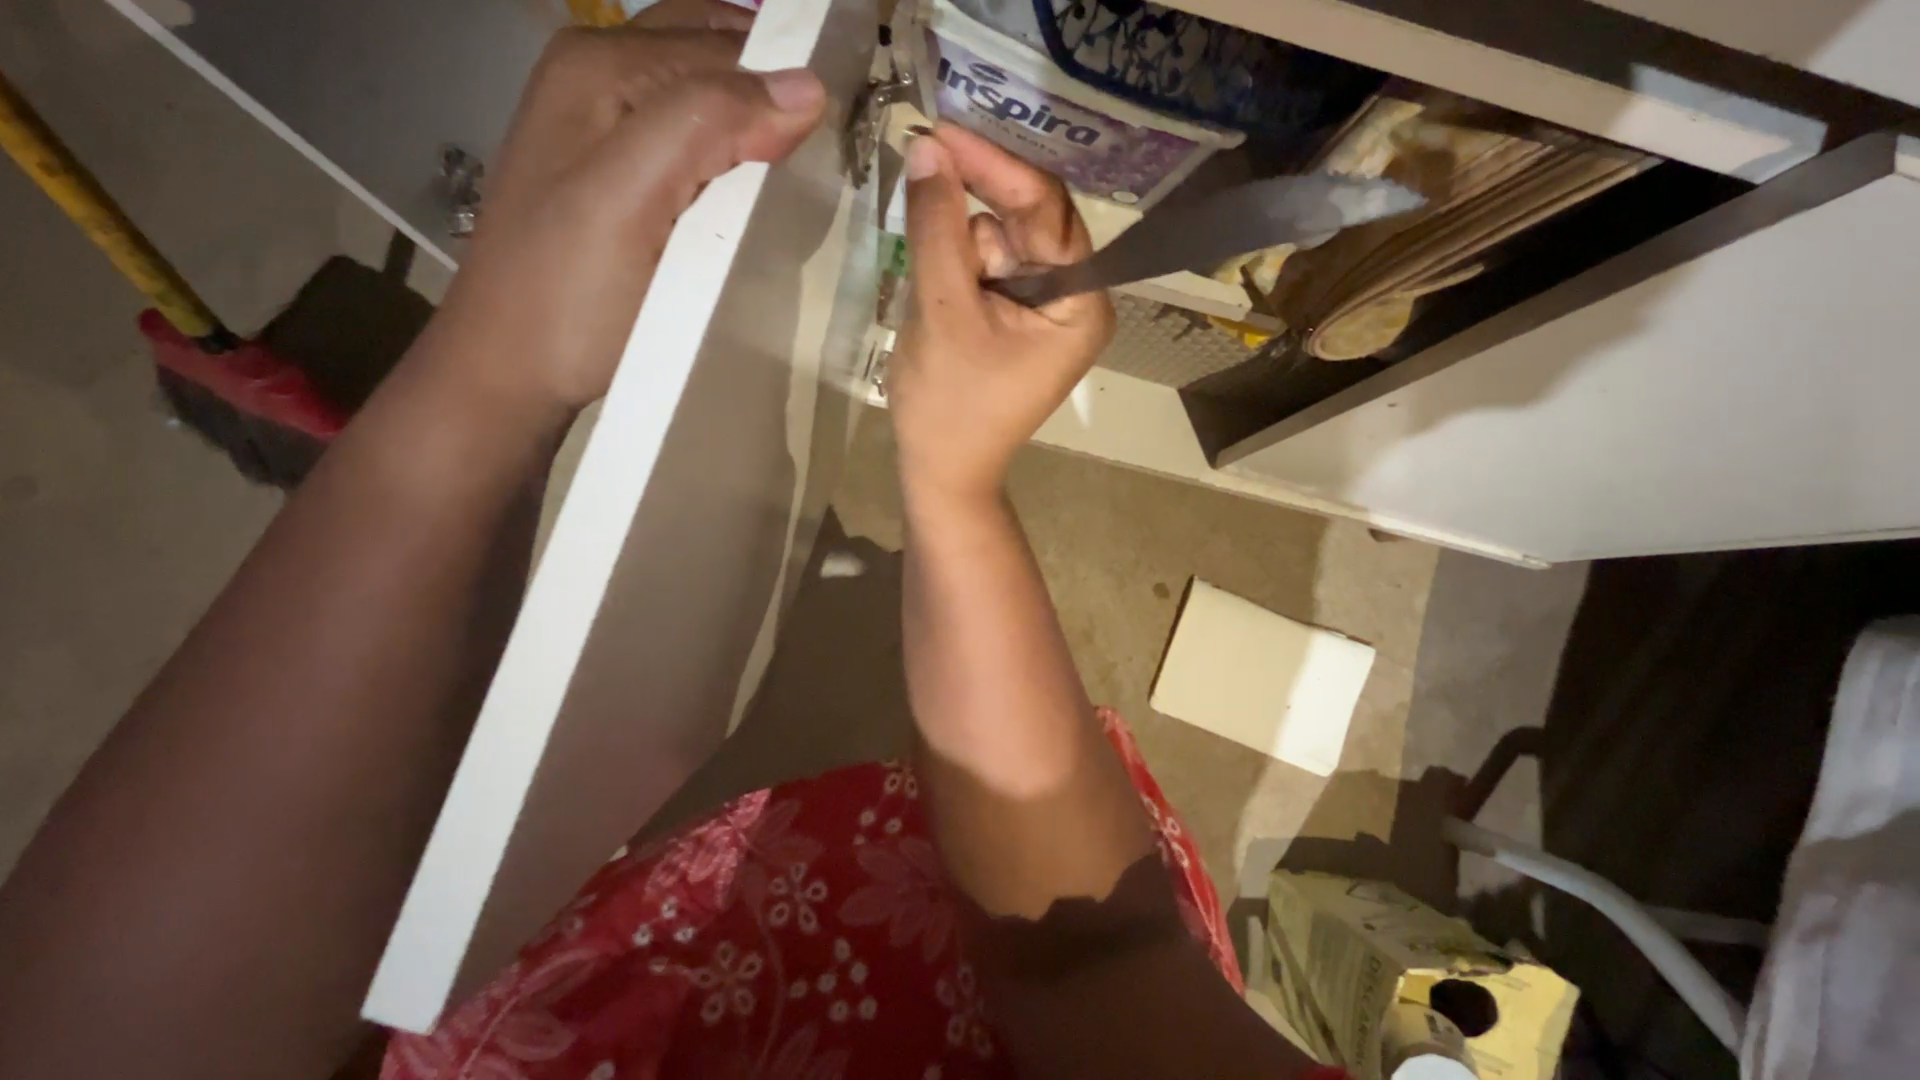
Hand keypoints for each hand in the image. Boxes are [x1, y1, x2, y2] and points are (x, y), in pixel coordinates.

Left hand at [429, 0, 826, 418]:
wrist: (509, 370)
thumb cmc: (568, 295)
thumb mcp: (629, 203)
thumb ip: (703, 124)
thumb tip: (809, 85)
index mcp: (602, 64)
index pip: (731, 43)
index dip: (792, 79)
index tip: (849, 135)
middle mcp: (599, 73)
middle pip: (717, 55)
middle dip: (776, 93)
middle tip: (833, 154)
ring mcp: (603, 122)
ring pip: (707, 96)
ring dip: (757, 124)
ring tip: (802, 172)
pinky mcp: (614, 169)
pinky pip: (691, 138)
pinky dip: (732, 154)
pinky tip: (754, 191)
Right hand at [889, 125, 1114, 504]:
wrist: (942, 472)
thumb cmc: (950, 403)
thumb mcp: (942, 309)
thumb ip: (937, 227)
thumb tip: (927, 148)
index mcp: (1081, 302)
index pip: (1047, 209)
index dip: (995, 166)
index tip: (942, 131)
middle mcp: (1075, 297)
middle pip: (1026, 220)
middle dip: (974, 203)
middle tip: (923, 163)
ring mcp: (1046, 308)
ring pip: (1001, 240)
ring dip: (959, 241)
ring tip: (932, 286)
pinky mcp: (1017, 317)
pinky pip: (988, 267)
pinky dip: (957, 263)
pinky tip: (935, 292)